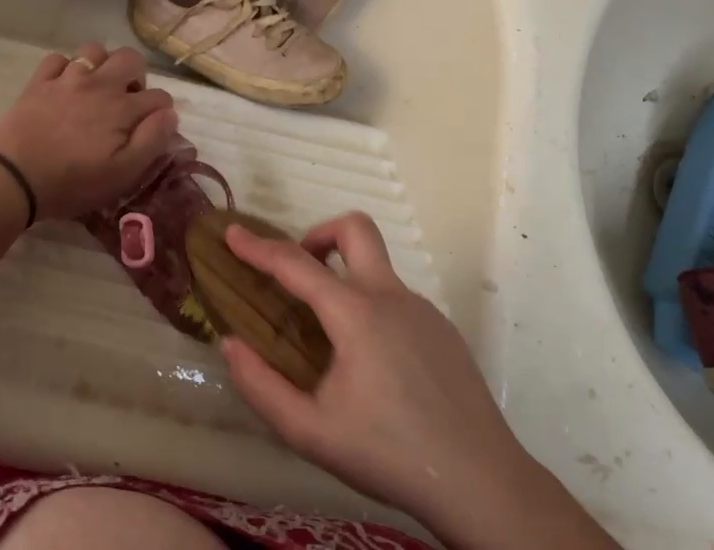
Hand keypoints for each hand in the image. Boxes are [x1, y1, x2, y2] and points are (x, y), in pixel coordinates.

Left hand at [0, 43, 178, 220]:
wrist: (14, 178)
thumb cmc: (72, 183)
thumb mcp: (122, 174)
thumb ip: (151, 142)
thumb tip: (170, 115)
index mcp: (122, 108)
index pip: (159, 97)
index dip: (161, 112)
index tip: (152, 128)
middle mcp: (98, 84)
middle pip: (130, 58)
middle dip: (137, 76)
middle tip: (127, 100)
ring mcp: (66, 79)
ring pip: (94, 51)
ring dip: (102, 65)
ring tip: (97, 88)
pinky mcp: (38, 82)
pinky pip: (57, 59)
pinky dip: (65, 68)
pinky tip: (64, 87)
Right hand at [221, 214, 619, 549]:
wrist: (483, 484)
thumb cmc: (389, 455)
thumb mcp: (310, 432)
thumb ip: (260, 386)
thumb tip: (230, 345)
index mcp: (357, 315)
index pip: (297, 264)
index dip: (258, 247)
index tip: (231, 234)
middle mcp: (392, 299)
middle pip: (355, 229)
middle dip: (319, 234)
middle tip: (297, 272)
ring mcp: (424, 312)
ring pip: (377, 269)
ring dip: (345, 279)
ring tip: (327, 338)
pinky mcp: (444, 332)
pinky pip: (397, 301)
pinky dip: (370, 309)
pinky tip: (370, 365)